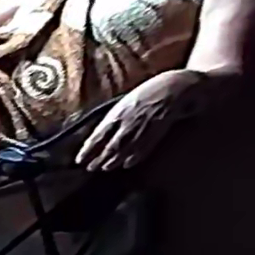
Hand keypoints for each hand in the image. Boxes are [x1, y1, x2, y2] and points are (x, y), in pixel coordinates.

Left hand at [75, 69, 208, 170]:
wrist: (175, 86)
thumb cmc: (146, 93)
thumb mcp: (124, 103)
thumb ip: (112, 119)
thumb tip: (97, 135)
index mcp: (116, 114)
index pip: (97, 136)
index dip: (87, 150)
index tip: (78, 160)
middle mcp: (128, 122)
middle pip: (110, 145)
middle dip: (99, 159)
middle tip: (90, 169)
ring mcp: (144, 127)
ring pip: (126, 149)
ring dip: (114, 160)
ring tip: (105, 168)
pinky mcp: (159, 130)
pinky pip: (145, 147)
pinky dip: (136, 157)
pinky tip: (128, 164)